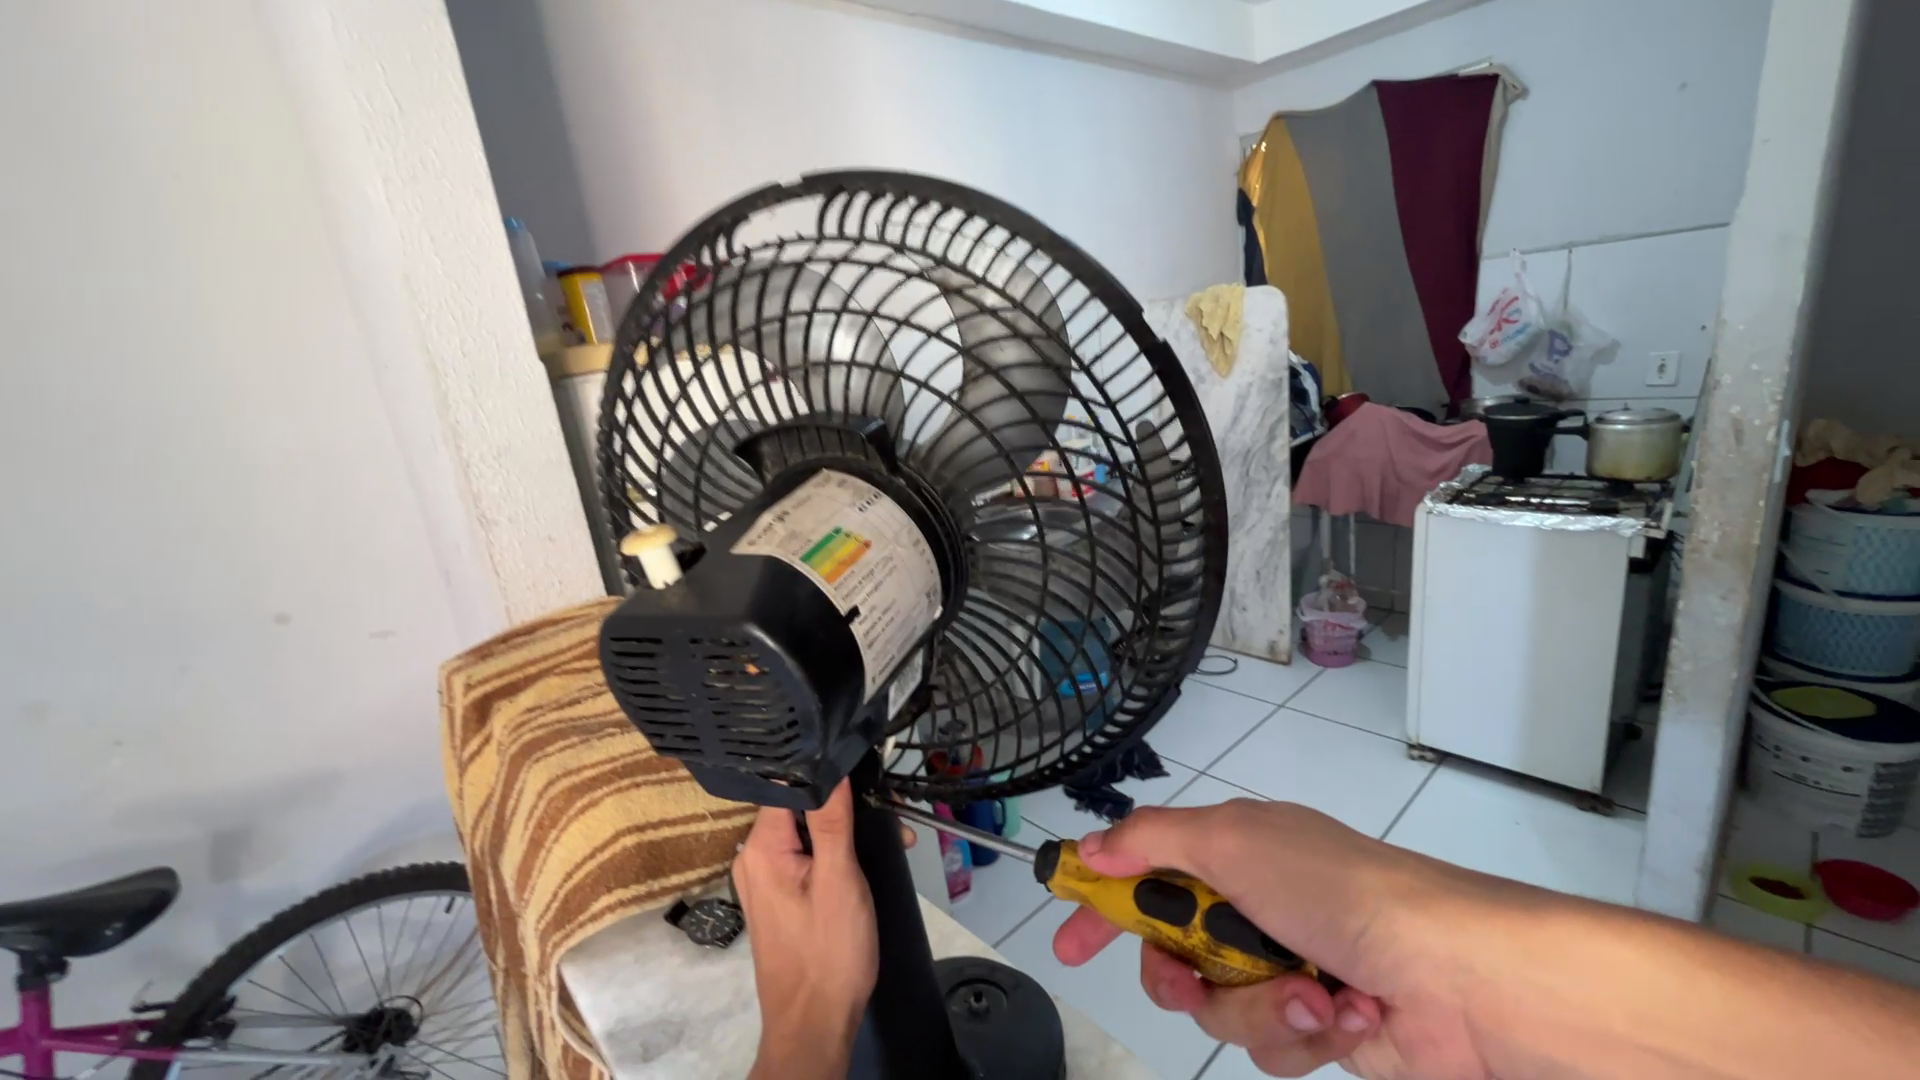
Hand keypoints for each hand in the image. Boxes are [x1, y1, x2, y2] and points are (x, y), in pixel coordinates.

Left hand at [734, 781, 877, 1079]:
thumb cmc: (828, 951)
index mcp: (760, 847)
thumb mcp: (838, 878)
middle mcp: (754, 857)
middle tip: (888, 809)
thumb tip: (831, 768)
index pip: (787, 785)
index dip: (824, 773)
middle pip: (799, 807)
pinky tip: (868, 859)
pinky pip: (806, 857)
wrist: (815, 1025)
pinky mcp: (780, 895)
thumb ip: (832, 820)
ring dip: (846, 830)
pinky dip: (836, 853)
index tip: (862, 769)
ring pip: (807, 832)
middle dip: (844, 805)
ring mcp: (765, 878)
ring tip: (889, 836)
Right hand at [1052, 799, 1514, 1078]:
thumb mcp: (1233, 841)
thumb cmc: (1335, 890)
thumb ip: (1152, 841)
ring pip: (1216, 1009)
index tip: (1068, 942)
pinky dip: (1302, 1033)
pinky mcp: (1316, 1025)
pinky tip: (1346, 1014)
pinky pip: (1269, 1045)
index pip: (1144, 870)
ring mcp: (1281, 967)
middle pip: (1170, 953)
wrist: (1460, 974)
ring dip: (1258, 1007)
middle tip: (1189, 981)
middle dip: (1178, 975)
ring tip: (1309, 996)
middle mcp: (1250, 907)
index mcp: (1232, 851)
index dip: (1101, 902)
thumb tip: (1089, 847)